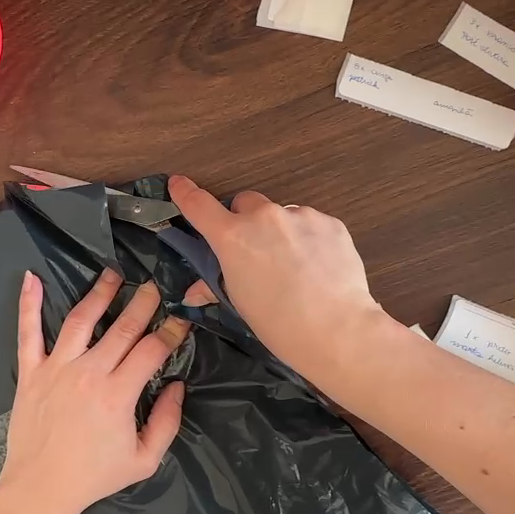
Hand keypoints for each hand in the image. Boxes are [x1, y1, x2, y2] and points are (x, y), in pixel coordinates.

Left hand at [0, 268, 187, 513]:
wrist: (41, 489)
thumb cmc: (94, 476)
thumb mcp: (144, 460)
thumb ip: (167, 422)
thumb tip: (177, 386)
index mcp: (118, 394)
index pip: (152, 350)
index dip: (171, 331)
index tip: (183, 318)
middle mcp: (88, 372)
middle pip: (122, 328)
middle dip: (143, 303)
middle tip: (155, 284)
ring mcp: (56, 368)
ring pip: (80, 320)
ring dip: (99, 294)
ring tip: (113, 274)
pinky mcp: (31, 372)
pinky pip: (28, 333)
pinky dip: (28, 305)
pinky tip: (31, 279)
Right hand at [168, 174, 394, 379]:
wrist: (335, 329)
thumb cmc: (278, 323)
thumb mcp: (240, 303)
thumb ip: (215, 286)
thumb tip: (193, 294)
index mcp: (233, 237)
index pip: (199, 205)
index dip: (186, 193)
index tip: (179, 184)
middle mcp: (264, 217)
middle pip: (245, 203)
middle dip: (245, 221)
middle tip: (255, 251)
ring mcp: (300, 216)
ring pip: (281, 214)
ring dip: (281, 231)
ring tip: (295, 266)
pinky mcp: (330, 223)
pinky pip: (311, 224)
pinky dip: (309, 239)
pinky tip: (318, 267)